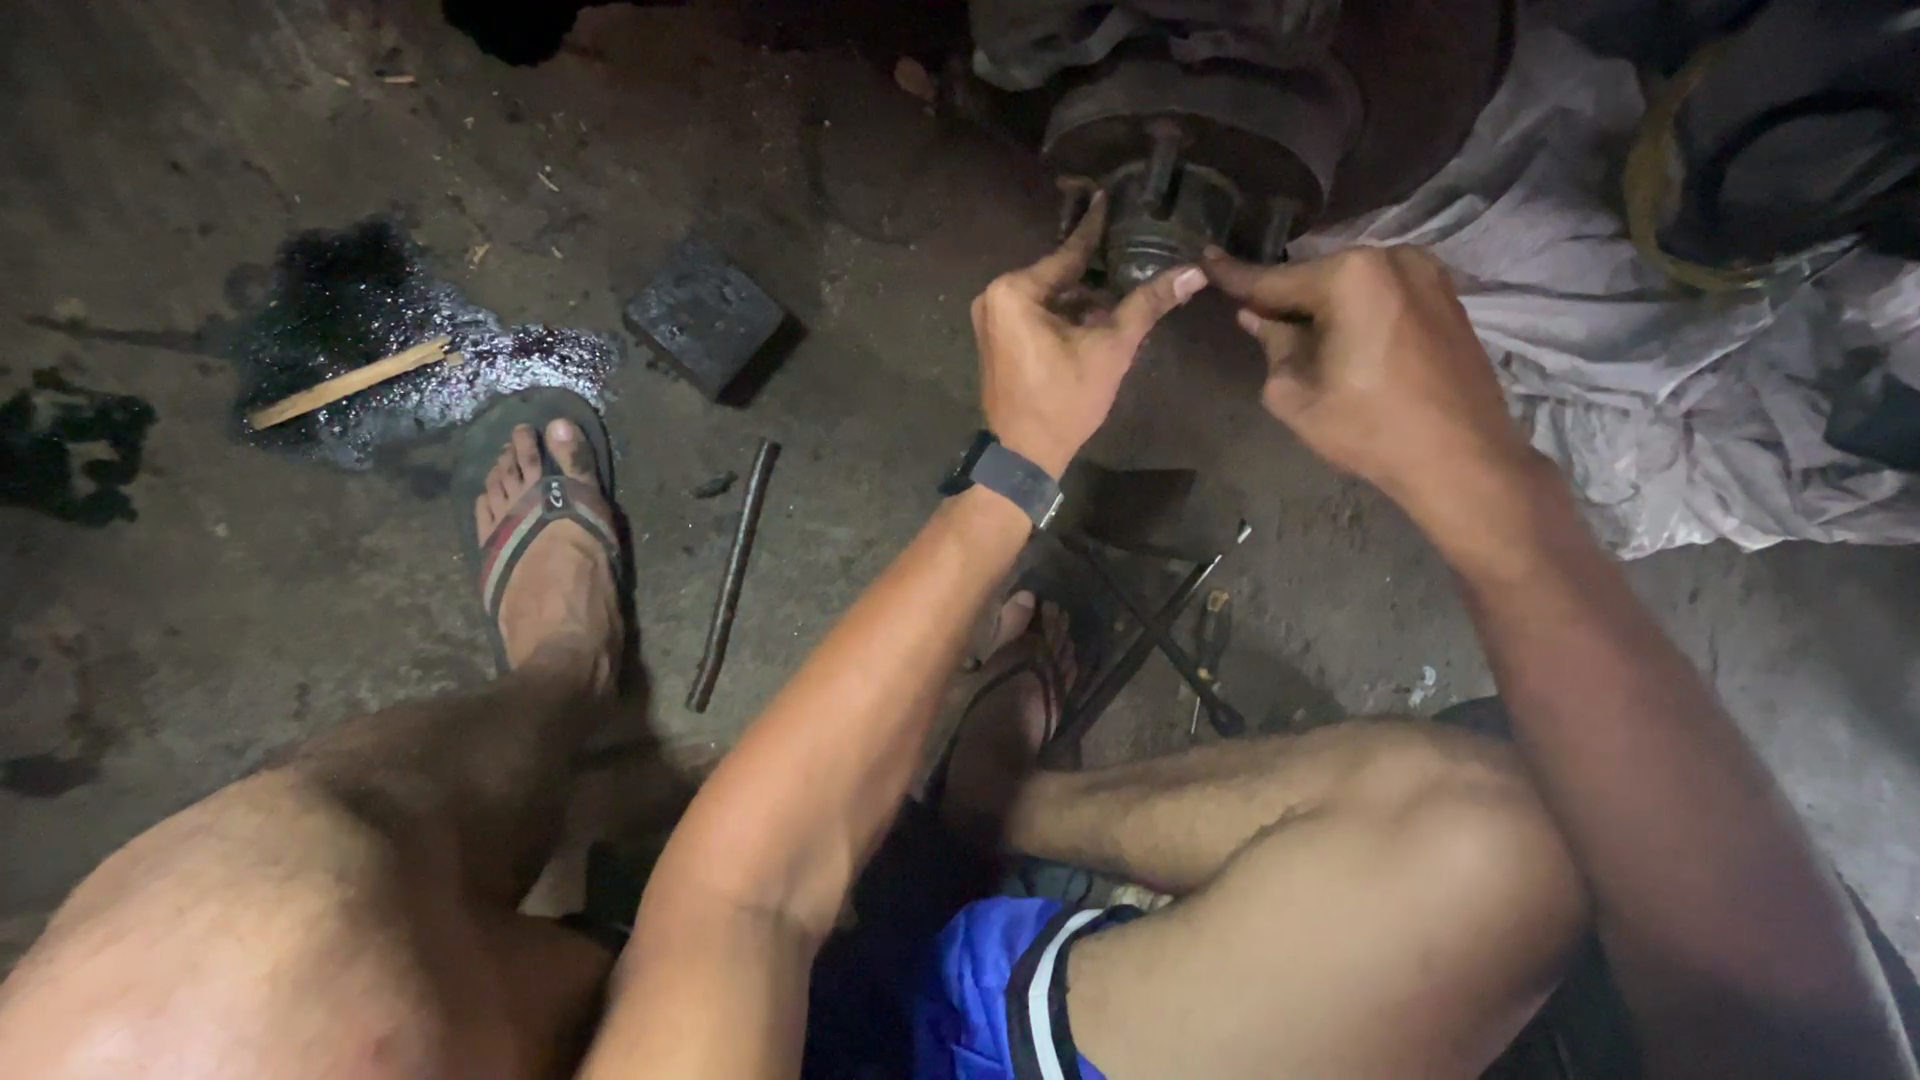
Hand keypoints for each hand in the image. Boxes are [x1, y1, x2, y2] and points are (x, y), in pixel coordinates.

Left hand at [972, 194, 1207, 475]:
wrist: (1024, 454)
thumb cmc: (1063, 400)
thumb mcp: (1109, 349)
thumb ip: (1146, 305)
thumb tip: (1192, 272)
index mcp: (1015, 291)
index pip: (1069, 254)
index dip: (1096, 231)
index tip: (1108, 198)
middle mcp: (995, 298)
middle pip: (1059, 278)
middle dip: (1096, 279)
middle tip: (1135, 261)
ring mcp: (991, 320)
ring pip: (1049, 299)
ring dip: (1083, 303)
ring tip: (1123, 299)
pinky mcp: (996, 340)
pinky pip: (1035, 317)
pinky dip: (1064, 319)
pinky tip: (1096, 324)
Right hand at [1203, 245, 1540, 506]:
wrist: (1461, 457)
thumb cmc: (1368, 428)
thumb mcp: (1295, 394)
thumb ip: (1271, 345)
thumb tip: (1258, 318)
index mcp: (1349, 276)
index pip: (1273, 279)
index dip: (1233, 275)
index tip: (1204, 258)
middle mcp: (1391, 258)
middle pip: (1315, 277)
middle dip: (1284, 299)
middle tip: (1254, 319)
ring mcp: (1426, 273)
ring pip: (1350, 284)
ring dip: (1321, 307)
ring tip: (1300, 338)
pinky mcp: (1446, 295)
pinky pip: (1382, 293)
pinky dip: (1355, 311)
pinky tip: (1343, 341)